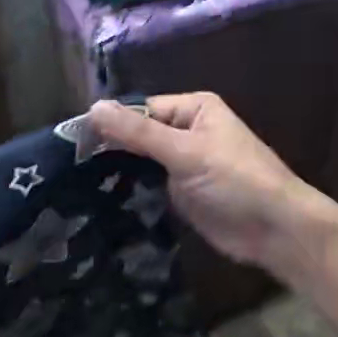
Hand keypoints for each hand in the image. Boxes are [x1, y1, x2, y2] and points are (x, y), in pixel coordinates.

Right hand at [89, 93, 337, 266]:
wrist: (275, 229)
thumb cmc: (236, 180)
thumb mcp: (187, 152)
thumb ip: (140, 133)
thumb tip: (93, 107)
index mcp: (193, 109)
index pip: (140, 110)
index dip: (108, 124)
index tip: (68, 142)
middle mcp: (187, 130)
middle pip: (138, 135)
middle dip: (108, 149)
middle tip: (62, 167)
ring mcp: (183, 163)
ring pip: (140, 162)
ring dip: (116, 172)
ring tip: (69, 183)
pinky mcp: (181, 193)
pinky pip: (148, 185)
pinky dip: (128, 191)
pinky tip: (95, 200)